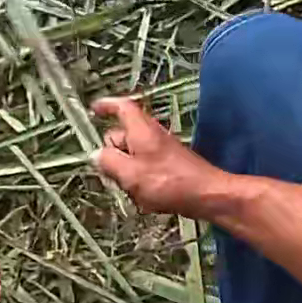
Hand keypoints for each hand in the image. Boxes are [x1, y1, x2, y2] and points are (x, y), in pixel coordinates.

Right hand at [91, 97, 235, 217]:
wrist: (207, 194)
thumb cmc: (168, 182)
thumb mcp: (130, 174)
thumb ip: (109, 162)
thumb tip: (96, 155)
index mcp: (141, 129)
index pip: (122, 107)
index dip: (107, 106)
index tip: (94, 109)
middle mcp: (152, 134)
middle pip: (123, 134)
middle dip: (112, 153)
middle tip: (114, 174)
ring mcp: (162, 149)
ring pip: (132, 154)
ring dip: (126, 170)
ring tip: (134, 189)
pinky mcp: (169, 164)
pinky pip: (145, 166)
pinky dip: (139, 178)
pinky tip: (146, 196)